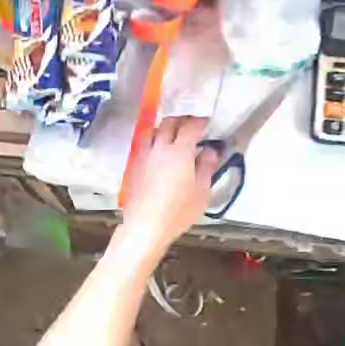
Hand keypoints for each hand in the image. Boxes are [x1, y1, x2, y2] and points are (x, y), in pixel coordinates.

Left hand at [117, 116, 219, 257]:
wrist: (146, 225)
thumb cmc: (178, 211)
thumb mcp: (201, 192)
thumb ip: (206, 168)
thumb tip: (209, 151)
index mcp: (180, 151)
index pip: (191, 127)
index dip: (200, 122)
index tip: (207, 123)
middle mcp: (160, 148)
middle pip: (169, 123)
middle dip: (182, 120)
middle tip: (192, 125)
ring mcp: (144, 156)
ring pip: (152, 130)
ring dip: (164, 127)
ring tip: (172, 134)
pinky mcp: (134, 166)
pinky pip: (143, 144)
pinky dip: (153, 140)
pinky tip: (157, 151)